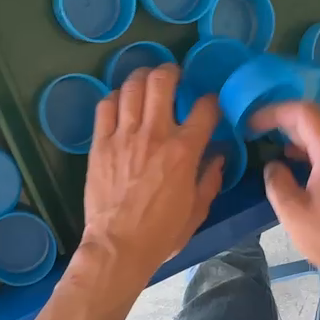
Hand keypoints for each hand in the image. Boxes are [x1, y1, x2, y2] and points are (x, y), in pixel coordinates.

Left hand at [79, 65, 222, 280]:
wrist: (118, 247)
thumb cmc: (161, 234)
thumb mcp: (196, 211)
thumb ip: (210, 180)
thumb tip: (219, 157)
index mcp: (184, 150)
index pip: (205, 107)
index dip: (211, 100)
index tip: (210, 104)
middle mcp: (155, 134)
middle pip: (163, 81)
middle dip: (172, 72)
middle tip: (174, 77)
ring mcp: (124, 136)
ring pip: (132, 86)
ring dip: (142, 77)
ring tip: (147, 81)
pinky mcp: (100, 144)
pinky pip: (105, 106)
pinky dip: (115, 97)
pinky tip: (121, 102)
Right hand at [252, 101, 319, 286]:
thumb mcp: (293, 213)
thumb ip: (277, 183)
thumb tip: (273, 166)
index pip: (303, 113)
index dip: (274, 112)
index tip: (252, 123)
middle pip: (314, 123)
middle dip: (283, 124)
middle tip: (256, 134)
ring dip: (297, 141)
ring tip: (272, 151)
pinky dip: (310, 155)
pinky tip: (296, 169)